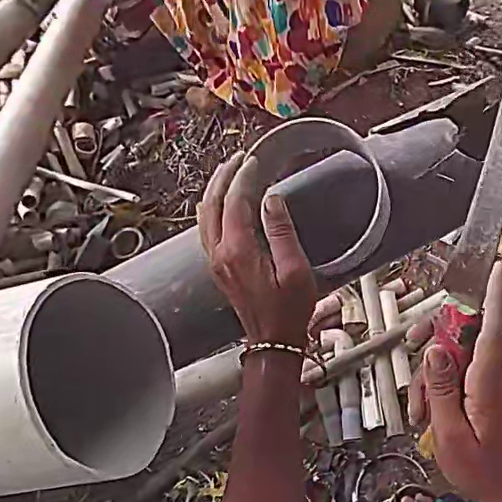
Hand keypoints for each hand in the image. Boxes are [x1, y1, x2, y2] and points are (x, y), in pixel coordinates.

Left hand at [199, 153, 317, 347]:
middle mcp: (221, 255)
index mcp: (238, 252)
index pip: (235, 202)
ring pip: (205, 216)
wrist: (274, 341)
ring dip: (217, 191)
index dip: (244, 178)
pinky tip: (223, 204)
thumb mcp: (295, 271)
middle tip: (239, 160)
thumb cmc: (288, 312)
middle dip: (224, 177)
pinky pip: (208, 229)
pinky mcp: (220, 268)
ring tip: (230, 174)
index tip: (254, 162)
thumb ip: (281, 232)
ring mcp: (217, 262)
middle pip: (213, 204)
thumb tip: (272, 201)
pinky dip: (214, 208)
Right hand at [420, 264, 501, 501]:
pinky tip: (426, 410)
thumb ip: (441, 389)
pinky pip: (453, 369)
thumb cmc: (477, 466)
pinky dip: (434, 385)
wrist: (499, 486)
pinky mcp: (477, 384)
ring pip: (451, 353)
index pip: (494, 330)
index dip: (495, 297)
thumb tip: (434, 351)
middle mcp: (490, 372)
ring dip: (429, 376)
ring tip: (420, 410)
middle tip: (413, 359)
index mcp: (486, 380)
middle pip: (462, 336)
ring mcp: (484, 377)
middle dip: (433, 341)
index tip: (496, 268)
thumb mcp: (449, 432)